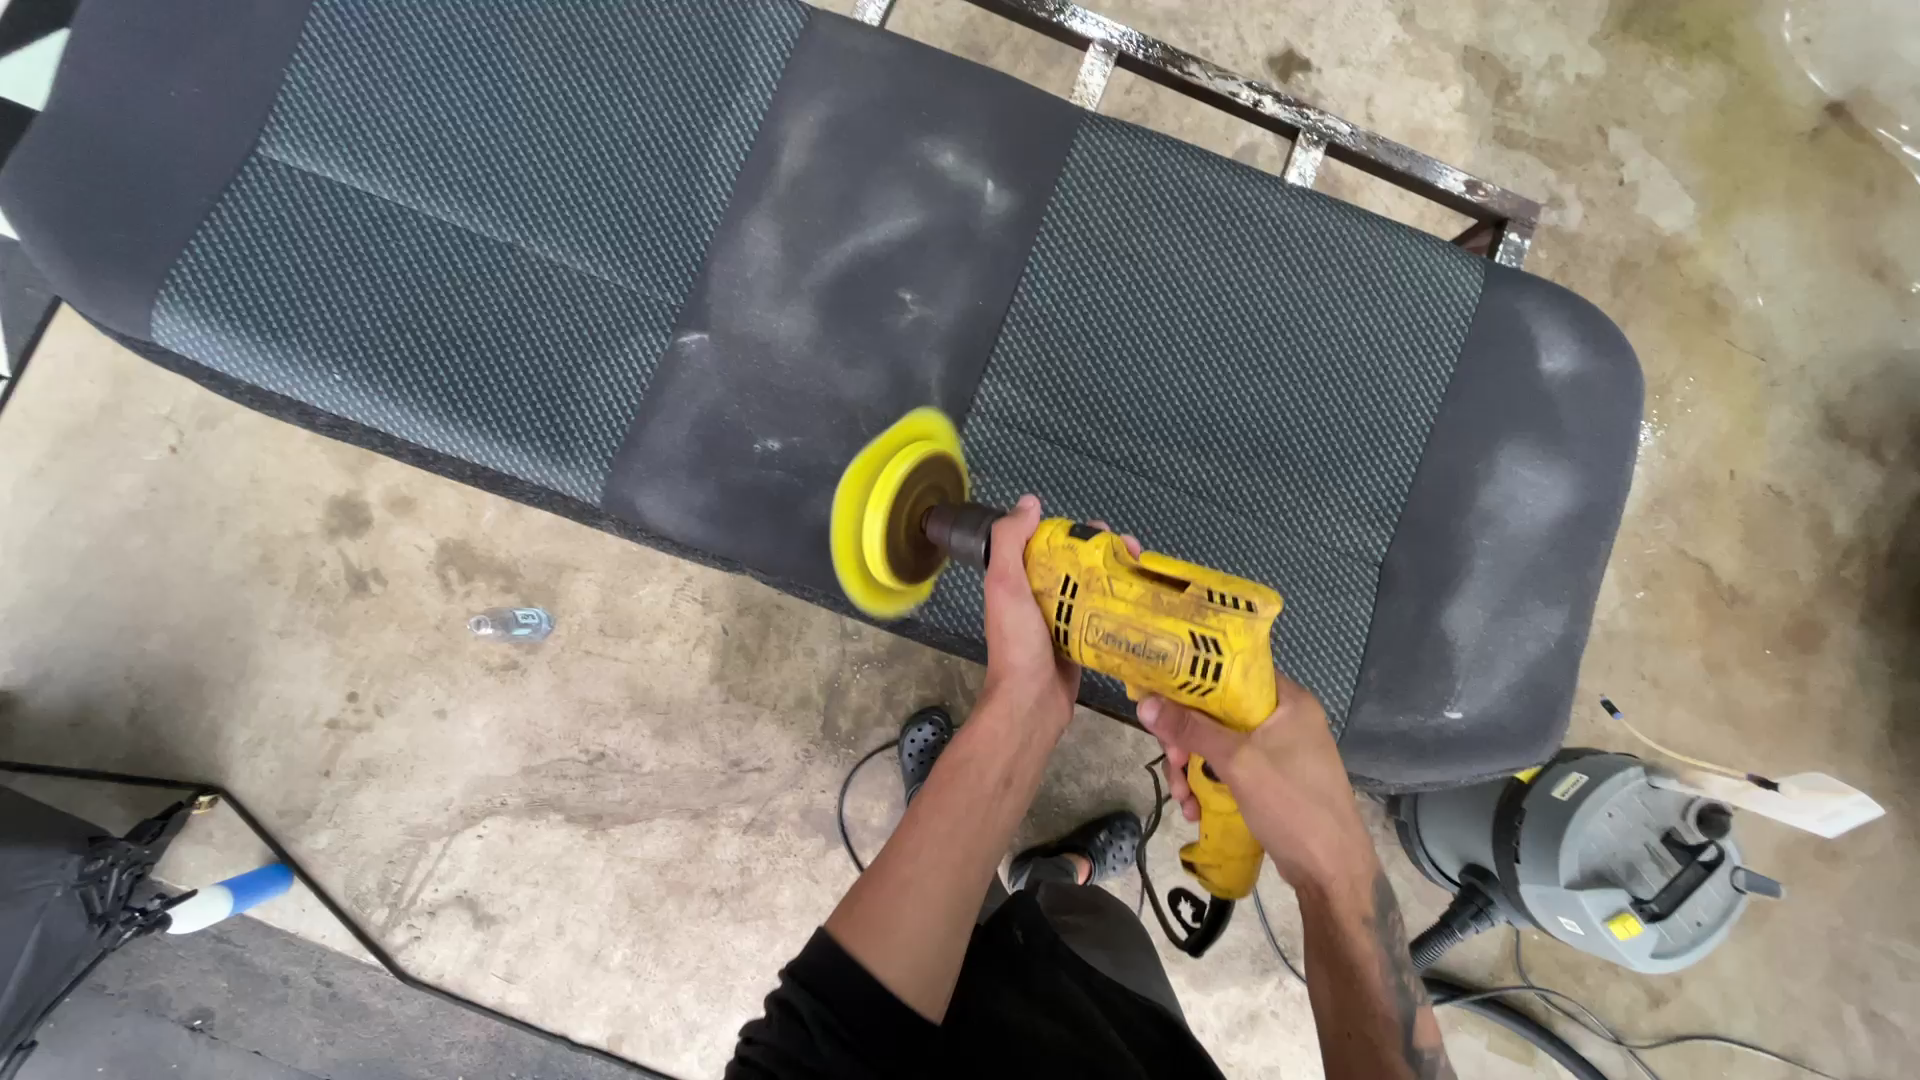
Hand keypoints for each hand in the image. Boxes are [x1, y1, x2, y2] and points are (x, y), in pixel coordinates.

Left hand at [977, 496, 1138, 732]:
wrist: (1030, 703)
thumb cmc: (1017, 642)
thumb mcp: (1005, 585)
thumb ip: (1009, 541)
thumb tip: (1029, 502)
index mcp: (1019, 581)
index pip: (1049, 545)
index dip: (1075, 533)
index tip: (1102, 530)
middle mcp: (1039, 598)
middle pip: (1077, 565)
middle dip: (1105, 553)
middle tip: (1134, 550)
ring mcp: (1062, 622)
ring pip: (1093, 590)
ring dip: (1118, 576)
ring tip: (1144, 570)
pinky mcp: (1081, 643)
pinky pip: (1102, 618)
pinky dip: (1120, 606)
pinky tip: (1143, 601)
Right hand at [1137, 673, 1374, 897]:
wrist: (1332, 872)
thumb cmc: (1292, 804)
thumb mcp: (1237, 762)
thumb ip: (1190, 730)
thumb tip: (1145, 704)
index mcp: (1287, 701)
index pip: (1233, 673)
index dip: (1194, 682)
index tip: (1161, 697)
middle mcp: (1283, 719)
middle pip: (1218, 713)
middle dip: (1187, 739)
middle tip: (1173, 758)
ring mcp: (1277, 751)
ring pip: (1217, 744)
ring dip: (1192, 769)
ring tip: (1182, 796)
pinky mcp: (1269, 778)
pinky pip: (1227, 768)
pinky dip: (1207, 785)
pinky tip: (1194, 809)